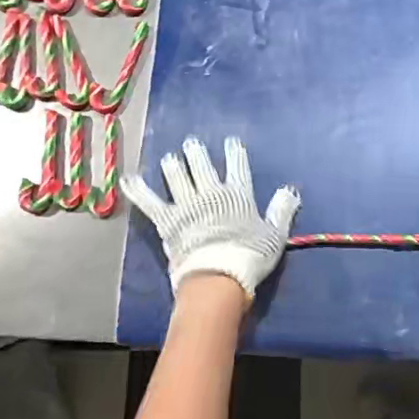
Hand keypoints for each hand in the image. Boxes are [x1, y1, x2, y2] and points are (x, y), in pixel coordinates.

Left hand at [127, 137, 299, 299]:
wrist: (219, 276)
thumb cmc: (250, 257)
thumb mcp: (275, 235)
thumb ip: (282, 210)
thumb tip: (290, 190)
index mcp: (238, 196)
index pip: (237, 168)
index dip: (234, 153)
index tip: (231, 142)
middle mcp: (211, 194)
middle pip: (202, 167)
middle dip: (197, 154)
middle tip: (191, 144)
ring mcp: (187, 205)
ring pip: (178, 178)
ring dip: (173, 167)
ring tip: (170, 158)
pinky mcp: (167, 220)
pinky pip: (149, 201)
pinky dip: (138, 190)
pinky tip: (128, 179)